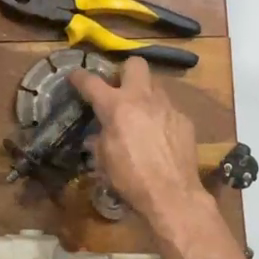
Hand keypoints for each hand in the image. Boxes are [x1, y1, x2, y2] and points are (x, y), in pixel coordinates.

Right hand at [70, 57, 209, 222]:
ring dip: (144, 96)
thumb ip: (99, 142)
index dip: (80, 77)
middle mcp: (143, 99)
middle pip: (135, 64)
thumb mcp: (104, 162)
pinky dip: (160, 118)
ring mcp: (167, 107)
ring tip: (140, 117)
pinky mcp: (183, 120)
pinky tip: (159, 137)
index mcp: (117, 107)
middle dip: (124, 72)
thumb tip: (96, 136)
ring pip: (154, 86)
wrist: (172, 194)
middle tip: (119, 90)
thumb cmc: (131, 179)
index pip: (92, 82)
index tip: (74, 76)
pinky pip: (168, 109)